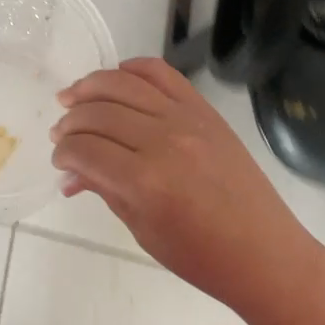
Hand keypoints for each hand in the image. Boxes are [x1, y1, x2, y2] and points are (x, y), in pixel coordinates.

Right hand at [52, 58, 324, 324]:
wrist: (266, 253)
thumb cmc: (201, 256)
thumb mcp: (144, 229)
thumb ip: (104, 189)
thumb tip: (69, 172)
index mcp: (145, 180)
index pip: (86, 149)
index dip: (64, 151)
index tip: (58, 158)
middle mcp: (163, 139)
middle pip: (99, 112)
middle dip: (71, 121)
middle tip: (61, 131)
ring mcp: (185, 118)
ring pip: (123, 83)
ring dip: (91, 87)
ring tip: (73, 97)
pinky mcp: (202, 108)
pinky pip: (160, 73)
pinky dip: (131, 68)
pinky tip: (114, 77)